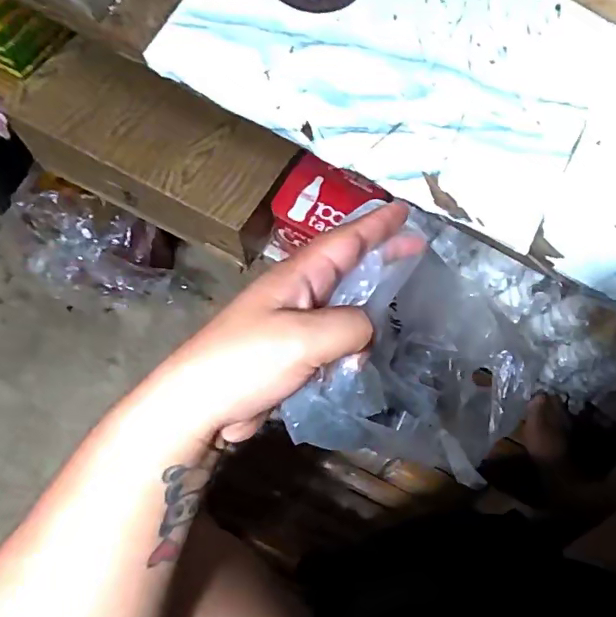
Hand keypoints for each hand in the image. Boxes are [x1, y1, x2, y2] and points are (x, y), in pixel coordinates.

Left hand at [139, 202, 425, 444]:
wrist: (198, 406)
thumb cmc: (246, 362)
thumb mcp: (305, 337)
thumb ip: (352, 327)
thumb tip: (368, 330)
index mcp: (298, 276)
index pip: (345, 240)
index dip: (377, 224)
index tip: (405, 210)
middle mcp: (298, 293)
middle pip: (348, 265)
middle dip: (382, 253)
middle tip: (417, 248)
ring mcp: (294, 323)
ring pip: (344, 303)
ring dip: (372, 299)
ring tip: (401, 298)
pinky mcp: (293, 353)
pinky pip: (336, 336)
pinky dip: (357, 337)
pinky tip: (370, 348)